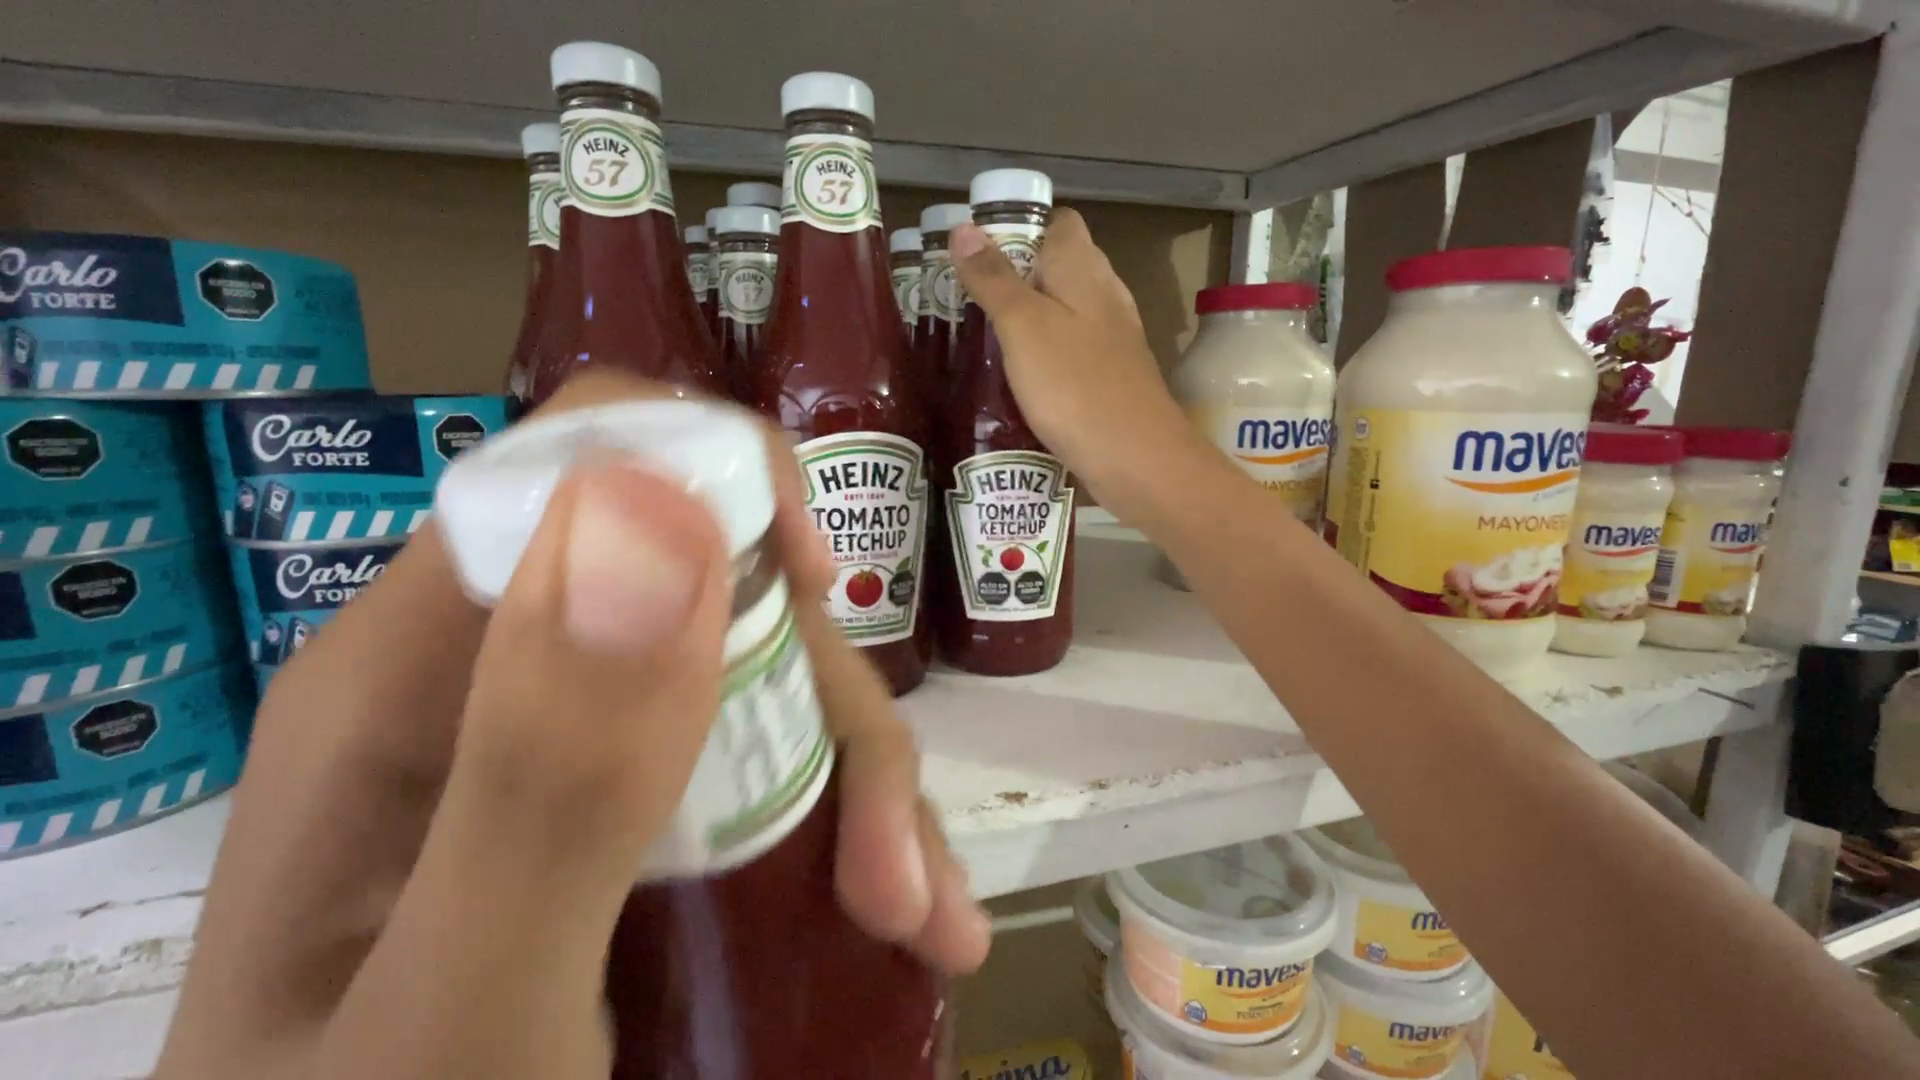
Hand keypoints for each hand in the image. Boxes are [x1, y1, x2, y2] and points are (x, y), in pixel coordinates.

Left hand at [155, 370, 989, 1079]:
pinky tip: (905, 919)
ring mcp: (570, 755)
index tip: (818, 595)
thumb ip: (549, 766)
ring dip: (862, 785)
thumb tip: (653, 502)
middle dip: (826, 704)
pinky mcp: (627, 819)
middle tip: (891, 878)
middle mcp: (497, 688)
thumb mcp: (463, 1009)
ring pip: (759, 685)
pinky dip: (847, 828)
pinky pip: (762, 767)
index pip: (574, 471)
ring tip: (922, 922)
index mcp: (411, 679)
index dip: (718, 484)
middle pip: (707, 595)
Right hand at [949, 209, 1218, 520]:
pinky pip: (1069, 352)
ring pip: (1062, 313)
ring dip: (1025, 321)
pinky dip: (1042, 357)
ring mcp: (1111, 340)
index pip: (1057, 223)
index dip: (1018, 227)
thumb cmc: (1076, 387)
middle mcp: (1104, 295)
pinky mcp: (1110, 379)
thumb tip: (964, 229)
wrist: (1137, 461)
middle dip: (1012, 277)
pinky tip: (1015, 379)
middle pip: (1057, 268)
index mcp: (1085, 269)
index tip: (973, 252)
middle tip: (963, 299)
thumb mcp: (1023, 327)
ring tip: (978, 338)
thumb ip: (994, 279)